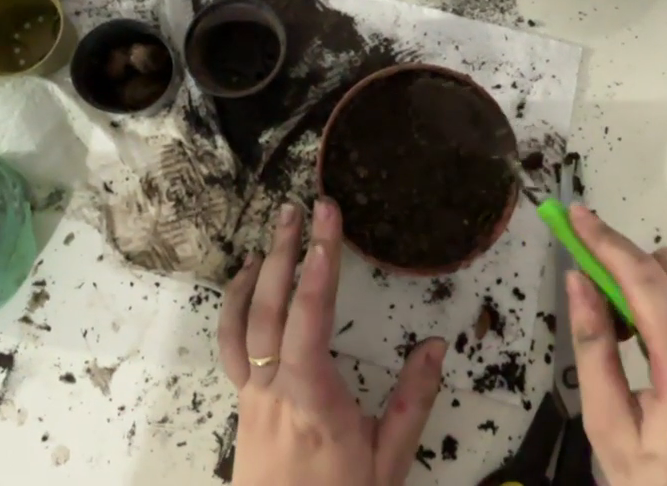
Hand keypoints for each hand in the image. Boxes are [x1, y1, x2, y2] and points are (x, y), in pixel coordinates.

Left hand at [219, 199, 446, 485]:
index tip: (327, 225)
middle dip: (285, 252)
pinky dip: (236, 300)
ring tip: (277, 228)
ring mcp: (250, 392)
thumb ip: (411, 403)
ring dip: (259, 268)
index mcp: (312, 403)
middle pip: (269, 309)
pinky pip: (231, 341)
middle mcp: (272, 389)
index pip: (310, 324)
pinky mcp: (241, 396)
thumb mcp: (388, 463)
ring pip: (242, 321)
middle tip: (300, 206)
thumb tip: (436, 343)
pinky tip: (248, 276)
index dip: (318, 271)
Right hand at [568, 205, 666, 485]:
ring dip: (650, 283)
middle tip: (589, 284)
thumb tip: (578, 280)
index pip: (645, 279)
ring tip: (620, 328)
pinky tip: (650, 346)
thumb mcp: (610, 432)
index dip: (606, 240)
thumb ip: (593, 349)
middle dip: (627, 260)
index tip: (574, 215)